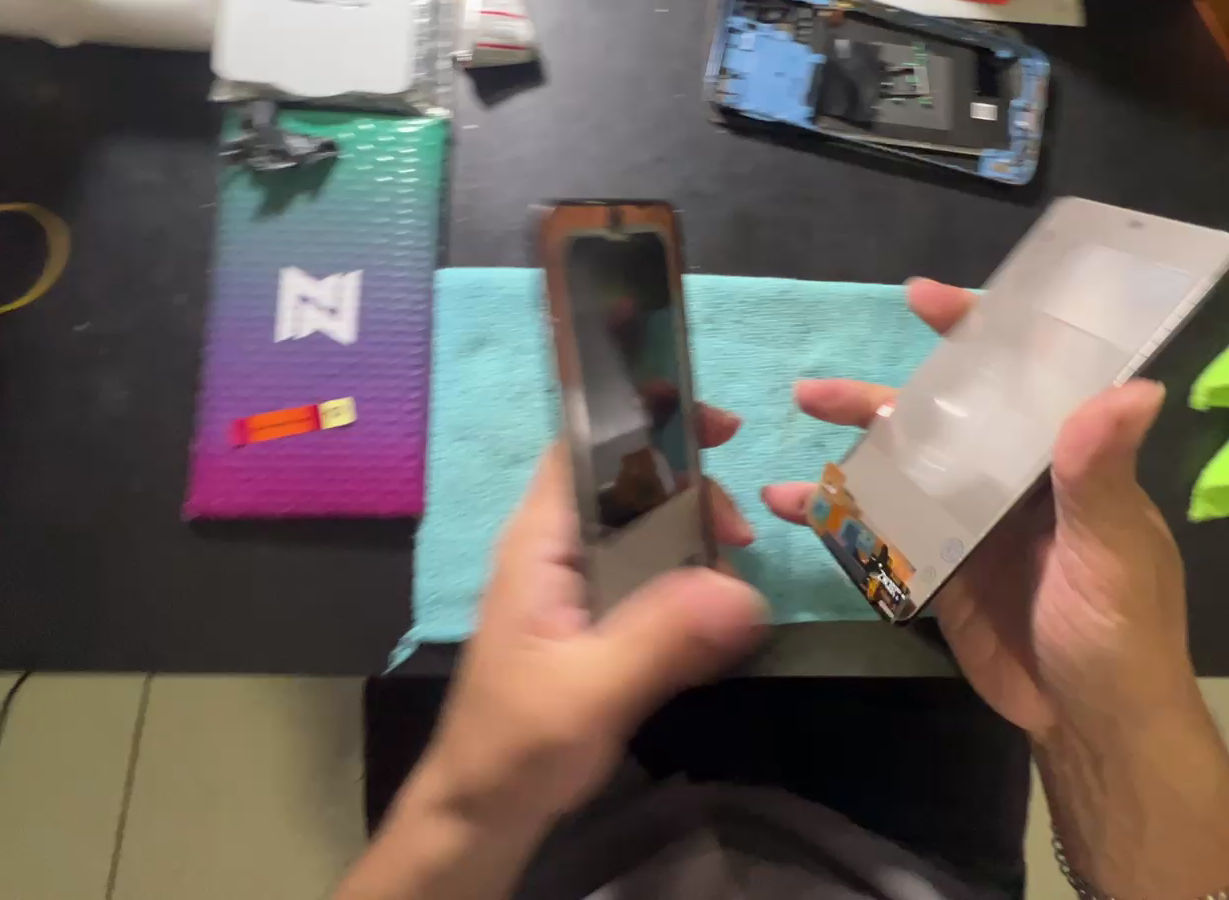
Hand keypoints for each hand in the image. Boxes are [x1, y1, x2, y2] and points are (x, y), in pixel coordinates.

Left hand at [419, 406, 768, 829]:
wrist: (485, 807)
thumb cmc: (517, 743)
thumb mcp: (589, 692)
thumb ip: (661, 640)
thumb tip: (743, 589)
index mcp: (541, 541)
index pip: (586, 448)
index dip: (643, 419)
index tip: (713, 427)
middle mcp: (559, 545)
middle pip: (629, 479)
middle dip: (690, 488)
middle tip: (738, 531)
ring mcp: (578, 576)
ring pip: (646, 522)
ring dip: (695, 534)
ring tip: (732, 574)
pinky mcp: (597, 608)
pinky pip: (650, 565)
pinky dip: (688, 572)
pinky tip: (713, 602)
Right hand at [762, 279, 1197, 738]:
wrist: (1087, 725)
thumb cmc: (1120, 633)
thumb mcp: (1113, 551)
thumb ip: (1102, 474)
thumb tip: (1136, 387)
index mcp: (1057, 456)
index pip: (1018, 374)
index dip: (974, 329)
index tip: (923, 299)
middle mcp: (1007, 475)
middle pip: (936, 417)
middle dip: (876, 396)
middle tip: (815, 391)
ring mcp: (966, 519)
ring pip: (899, 466)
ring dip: (847, 446)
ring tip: (795, 431)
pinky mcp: (936, 561)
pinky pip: (879, 527)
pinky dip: (836, 515)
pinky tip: (793, 506)